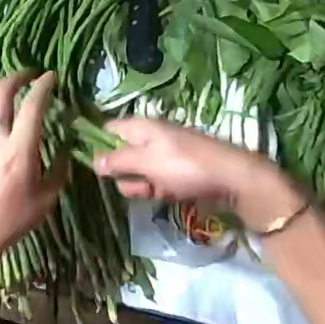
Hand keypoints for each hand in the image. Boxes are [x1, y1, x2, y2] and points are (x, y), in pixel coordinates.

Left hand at [0, 70, 62, 269]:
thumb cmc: (12, 220)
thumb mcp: (46, 198)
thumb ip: (57, 169)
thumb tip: (64, 148)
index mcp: (18, 151)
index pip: (31, 107)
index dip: (42, 87)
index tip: (51, 76)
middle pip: (1, 94)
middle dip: (17, 78)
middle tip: (31, 74)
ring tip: (12, 84)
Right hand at [91, 118, 305, 229]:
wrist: (233, 179)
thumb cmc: (185, 166)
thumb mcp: (146, 162)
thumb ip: (117, 161)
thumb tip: (92, 160)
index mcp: (141, 127)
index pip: (108, 129)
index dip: (96, 144)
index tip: (91, 164)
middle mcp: (149, 138)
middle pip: (119, 154)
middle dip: (120, 172)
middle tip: (132, 182)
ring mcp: (163, 156)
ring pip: (136, 172)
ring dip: (138, 185)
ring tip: (153, 191)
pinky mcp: (175, 174)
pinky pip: (154, 182)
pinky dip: (155, 189)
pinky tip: (165, 195)